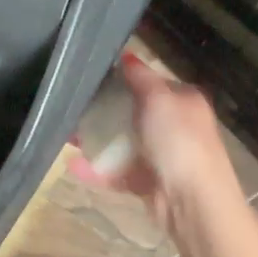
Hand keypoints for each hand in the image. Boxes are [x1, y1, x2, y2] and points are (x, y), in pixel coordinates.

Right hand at [67, 55, 246, 228]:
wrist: (192, 202)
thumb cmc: (179, 142)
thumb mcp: (159, 99)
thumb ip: (140, 77)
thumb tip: (126, 54)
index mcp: (182, 102)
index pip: (150, 84)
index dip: (123, 79)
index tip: (92, 79)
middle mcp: (174, 127)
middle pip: (132, 114)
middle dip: (102, 112)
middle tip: (72, 107)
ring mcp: (161, 156)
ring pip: (122, 144)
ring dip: (95, 140)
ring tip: (65, 136)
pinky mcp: (148, 183)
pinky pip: (117, 172)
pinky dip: (96, 169)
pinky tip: (73, 165)